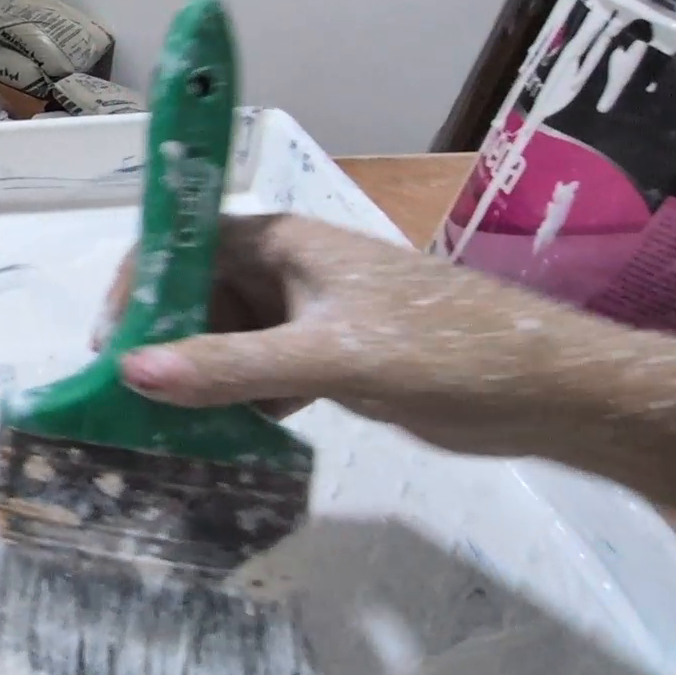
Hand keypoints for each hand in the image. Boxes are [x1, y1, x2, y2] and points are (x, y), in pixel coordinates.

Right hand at [100, 214, 611, 459]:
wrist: (562, 396)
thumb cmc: (448, 352)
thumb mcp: (331, 357)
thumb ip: (231, 365)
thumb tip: (132, 371)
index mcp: (279, 242)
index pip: (181, 243)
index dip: (138, 283)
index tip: (113, 341)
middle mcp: (280, 270)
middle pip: (194, 293)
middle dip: (161, 339)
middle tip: (133, 394)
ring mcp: (299, 314)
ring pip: (219, 336)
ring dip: (195, 374)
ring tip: (169, 421)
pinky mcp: (318, 354)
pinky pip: (251, 369)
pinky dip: (233, 397)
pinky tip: (225, 432)